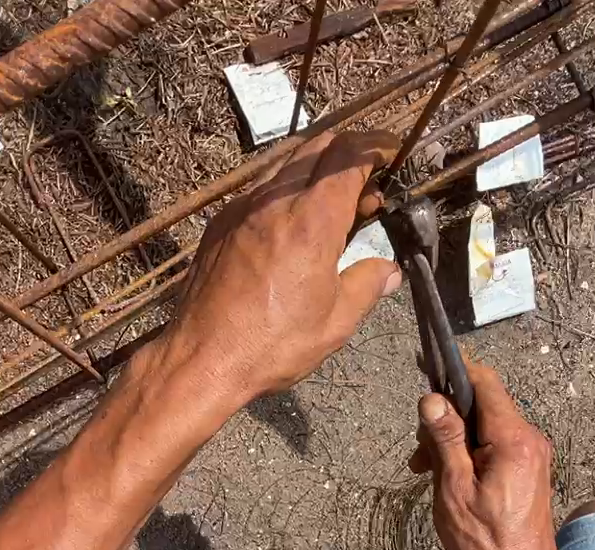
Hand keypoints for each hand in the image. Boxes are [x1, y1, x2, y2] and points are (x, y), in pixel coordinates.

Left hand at [138, 130, 402, 407]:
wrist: (203, 359)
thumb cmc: (270, 346)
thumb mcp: (335, 323)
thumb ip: (366, 286)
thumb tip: (388, 271)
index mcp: (311, 222)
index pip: (348, 156)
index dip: (376, 147)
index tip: (392, 156)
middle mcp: (274, 202)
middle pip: (317, 145)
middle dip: (349, 152)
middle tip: (368, 186)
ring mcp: (242, 209)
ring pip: (285, 162)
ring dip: (316, 169)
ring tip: (332, 206)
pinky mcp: (220, 224)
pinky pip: (259, 188)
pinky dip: (285, 189)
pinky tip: (293, 223)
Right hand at [410, 363, 561, 549]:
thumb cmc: (486, 540)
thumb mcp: (454, 489)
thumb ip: (445, 441)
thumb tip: (432, 399)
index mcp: (513, 439)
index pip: (485, 383)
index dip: (454, 371)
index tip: (426, 365)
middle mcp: (529, 439)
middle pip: (482, 406)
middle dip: (445, 420)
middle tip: (420, 455)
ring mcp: (532, 454)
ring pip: (485, 428)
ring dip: (453, 441)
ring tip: (428, 473)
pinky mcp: (528, 469)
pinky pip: (493, 446)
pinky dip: (468, 454)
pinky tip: (448, 478)